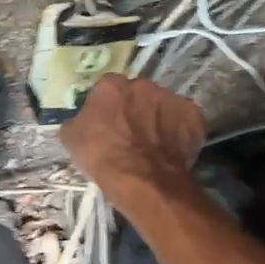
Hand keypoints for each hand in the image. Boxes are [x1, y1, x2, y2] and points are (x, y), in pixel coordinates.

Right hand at [58, 75, 205, 198]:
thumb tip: (83, 121)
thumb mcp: (70, 138)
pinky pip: (182, 121)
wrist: (141, 179)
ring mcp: (172, 99)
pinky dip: (177, 131)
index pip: (106, 89)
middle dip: (133, 109)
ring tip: (151, 144)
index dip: (105, 106)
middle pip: (137, 94)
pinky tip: (169, 149)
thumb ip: (78, 120)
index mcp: (111, 85)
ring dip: (156, 119)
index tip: (104, 122)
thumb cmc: (101, 155)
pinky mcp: (194, 117)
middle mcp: (143, 84)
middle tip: (128, 133)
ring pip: (161, 106)